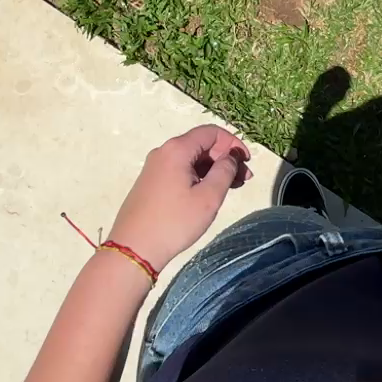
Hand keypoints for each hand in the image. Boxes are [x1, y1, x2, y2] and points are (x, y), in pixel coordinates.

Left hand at [107, 125, 251, 269]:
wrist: (133, 249)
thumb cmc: (174, 222)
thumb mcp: (208, 197)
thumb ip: (225, 171)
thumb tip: (230, 157)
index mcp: (177, 149)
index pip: (211, 132)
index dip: (233, 143)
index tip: (247, 162)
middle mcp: (164, 152)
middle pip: (201, 144)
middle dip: (225, 157)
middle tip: (244, 179)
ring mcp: (155, 167)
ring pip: (192, 159)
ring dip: (214, 168)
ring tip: (232, 187)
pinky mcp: (152, 182)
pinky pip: (181, 170)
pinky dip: (199, 176)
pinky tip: (210, 193)